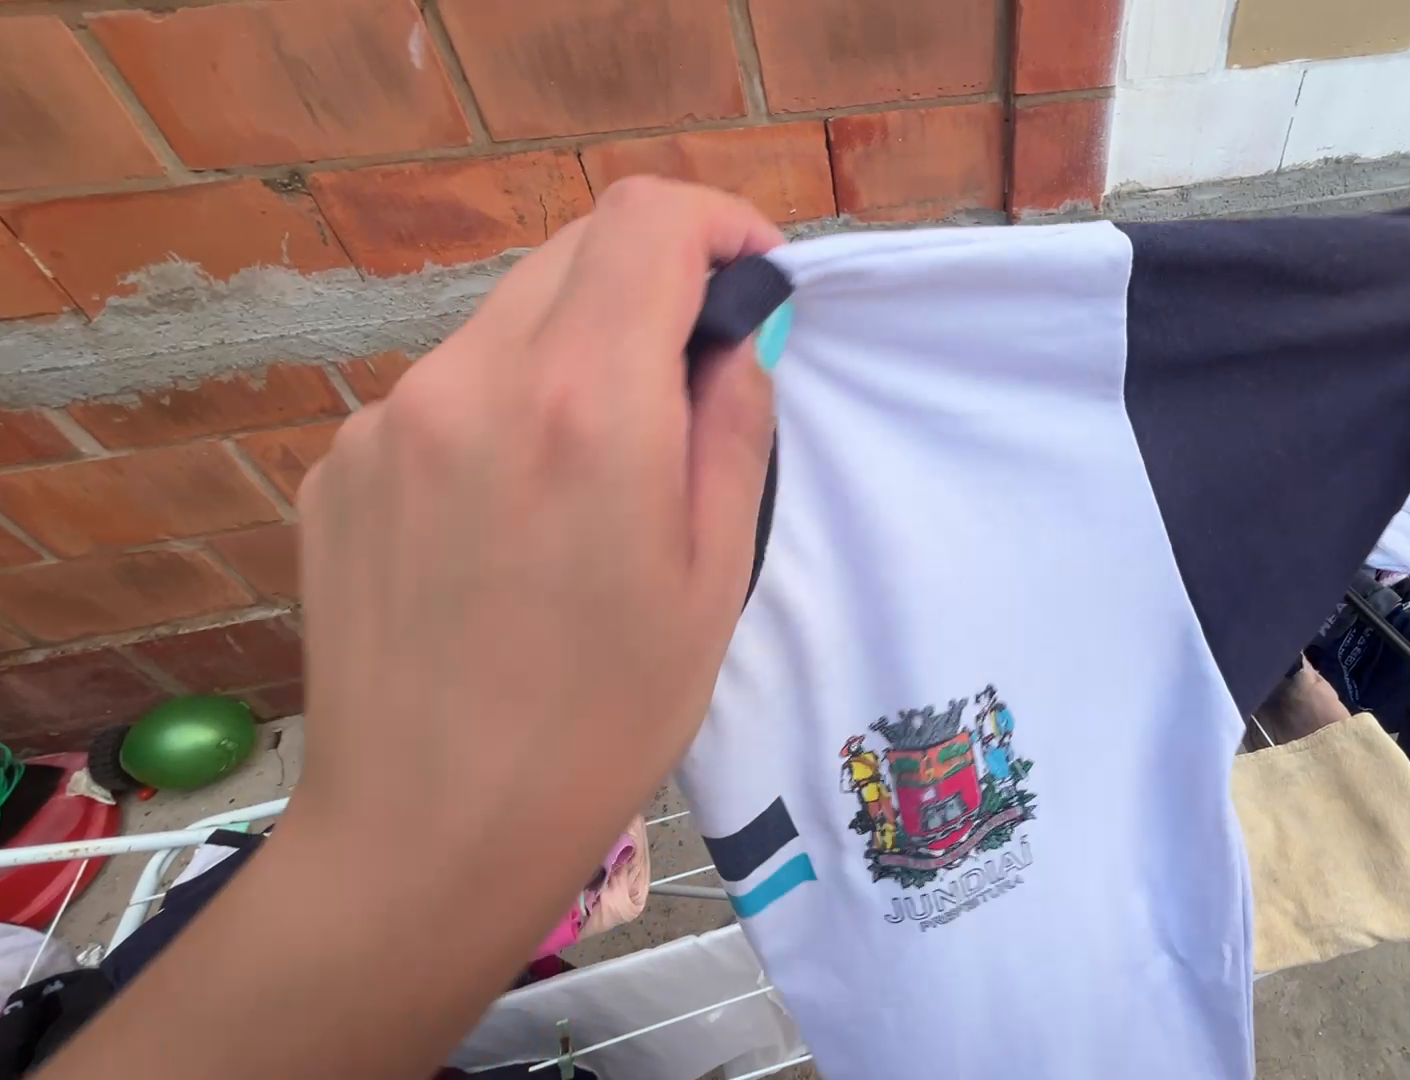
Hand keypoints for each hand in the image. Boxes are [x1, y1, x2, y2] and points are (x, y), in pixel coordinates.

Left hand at [291, 176, 779, 912]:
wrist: (439, 827)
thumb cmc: (614, 709)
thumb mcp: (718, 570)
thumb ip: (733, 426)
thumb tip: (736, 339)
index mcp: (582, 408)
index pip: (648, 225)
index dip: (719, 224)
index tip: (759, 275)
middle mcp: (469, 383)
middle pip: (578, 252)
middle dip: (661, 283)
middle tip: (705, 372)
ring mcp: (387, 420)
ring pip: (514, 317)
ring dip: (589, 346)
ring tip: (618, 458)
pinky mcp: (342, 464)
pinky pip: (455, 385)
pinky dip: (518, 400)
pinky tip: (530, 505)